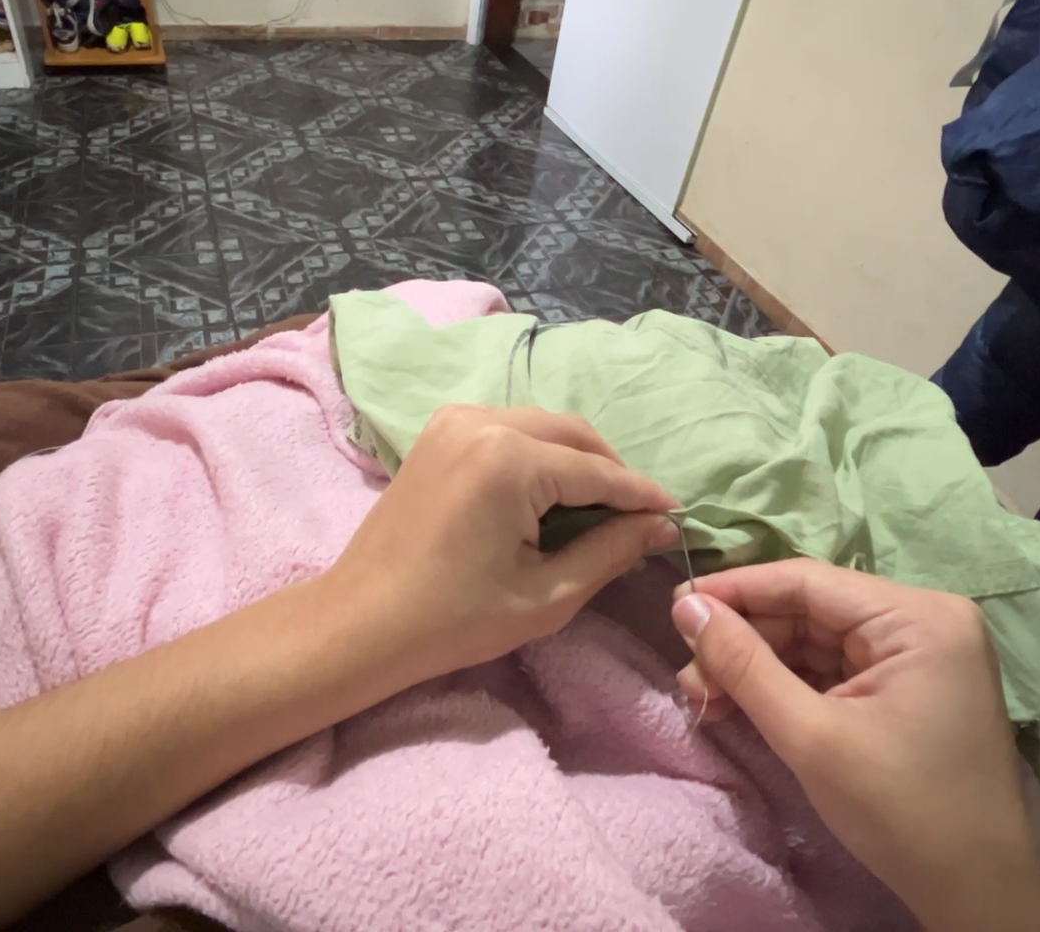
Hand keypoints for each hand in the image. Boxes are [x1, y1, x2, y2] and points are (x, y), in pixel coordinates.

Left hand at [327, 405, 678, 683]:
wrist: (362, 620)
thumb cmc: (454, 619)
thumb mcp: (545, 595)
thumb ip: (609, 550)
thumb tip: (660, 525)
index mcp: (509, 459)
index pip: (597, 471)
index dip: (642, 495)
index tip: (677, 514)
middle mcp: (482, 420)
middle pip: (572, 433)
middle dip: (610, 470)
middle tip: (637, 514)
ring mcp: (454, 419)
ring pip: (541, 424)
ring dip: (576, 457)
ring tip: (598, 505)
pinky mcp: (438, 430)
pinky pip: (507, 427)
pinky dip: (538, 451)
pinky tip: (548, 488)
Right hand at [671, 560, 1039, 931]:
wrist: (979, 904)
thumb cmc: (902, 815)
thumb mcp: (809, 735)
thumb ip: (742, 663)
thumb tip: (683, 605)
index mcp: (918, 618)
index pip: (805, 581)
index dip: (734, 590)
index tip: (675, 605)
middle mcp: (920, 620)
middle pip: (805, 610)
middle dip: (742, 641)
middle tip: (688, 673)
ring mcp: (913, 652)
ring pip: (808, 637)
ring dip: (753, 665)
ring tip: (702, 694)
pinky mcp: (901, 682)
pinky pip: (826, 664)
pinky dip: (779, 683)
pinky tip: (738, 702)